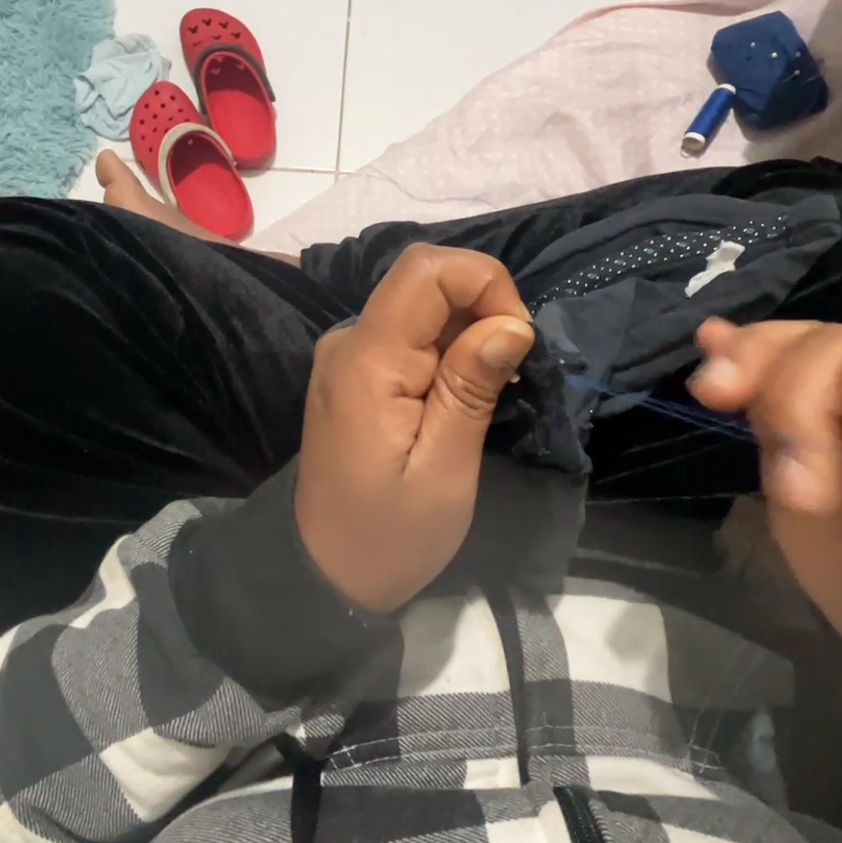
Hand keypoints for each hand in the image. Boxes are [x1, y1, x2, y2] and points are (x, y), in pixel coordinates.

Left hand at [296, 245, 536, 613]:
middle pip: (423, 281)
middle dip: (482, 307)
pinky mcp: (353, 372)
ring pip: (418, 305)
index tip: (517, 340)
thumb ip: (472, 389)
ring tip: (488, 390)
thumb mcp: (444, 472)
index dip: (484, 282)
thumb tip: (511, 323)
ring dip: (467, 330)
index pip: (425, 271)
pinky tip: (458, 395)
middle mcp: (347, 342)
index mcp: (365, 361)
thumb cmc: (388, 536)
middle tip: (509, 371)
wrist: (324, 571)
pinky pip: (406, 334)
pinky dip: (445, 348)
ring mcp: (346, 355)